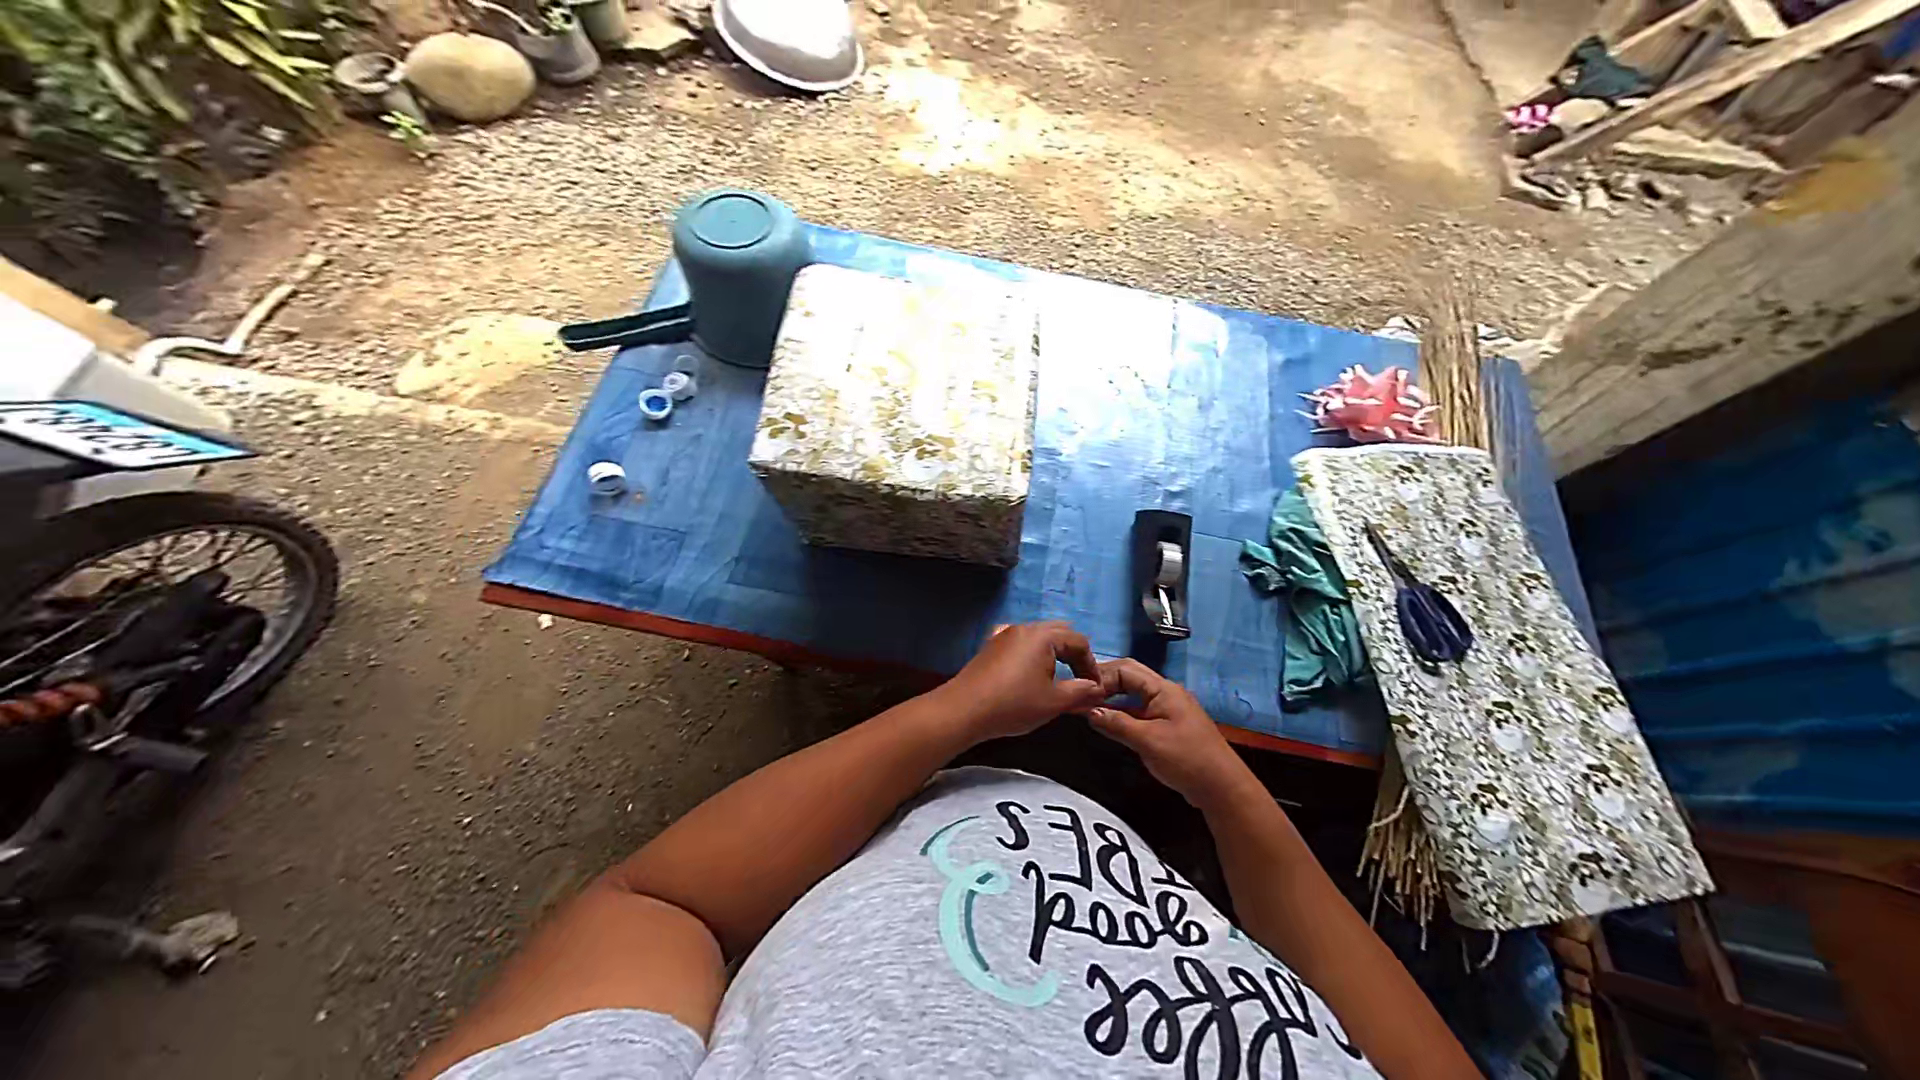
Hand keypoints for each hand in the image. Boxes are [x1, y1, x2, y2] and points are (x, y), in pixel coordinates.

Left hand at [934, 622, 1105, 741]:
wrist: (964, 709)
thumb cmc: (1013, 704)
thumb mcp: (1054, 702)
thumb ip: (1081, 691)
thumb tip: (1097, 688)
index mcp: (1043, 636)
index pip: (1079, 642)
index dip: (1092, 664)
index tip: (1095, 687)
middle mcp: (1024, 628)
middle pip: (1059, 633)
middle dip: (1074, 654)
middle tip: (1080, 679)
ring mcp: (1004, 634)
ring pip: (1039, 637)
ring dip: (1054, 654)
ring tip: (1058, 679)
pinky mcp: (991, 646)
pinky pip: (1021, 643)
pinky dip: (1033, 654)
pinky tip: (1030, 672)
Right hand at [1089, 658, 1258, 810]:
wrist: (1222, 787)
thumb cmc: (1187, 759)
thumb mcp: (1147, 741)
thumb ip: (1116, 723)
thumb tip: (1089, 711)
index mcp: (1163, 689)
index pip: (1124, 669)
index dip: (1100, 677)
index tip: (1080, 691)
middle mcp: (1165, 693)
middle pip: (1128, 677)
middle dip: (1104, 682)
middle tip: (1079, 694)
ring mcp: (1167, 709)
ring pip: (1133, 694)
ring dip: (1111, 698)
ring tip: (1087, 706)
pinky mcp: (1167, 725)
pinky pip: (1138, 710)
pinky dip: (1121, 712)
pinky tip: (1107, 721)